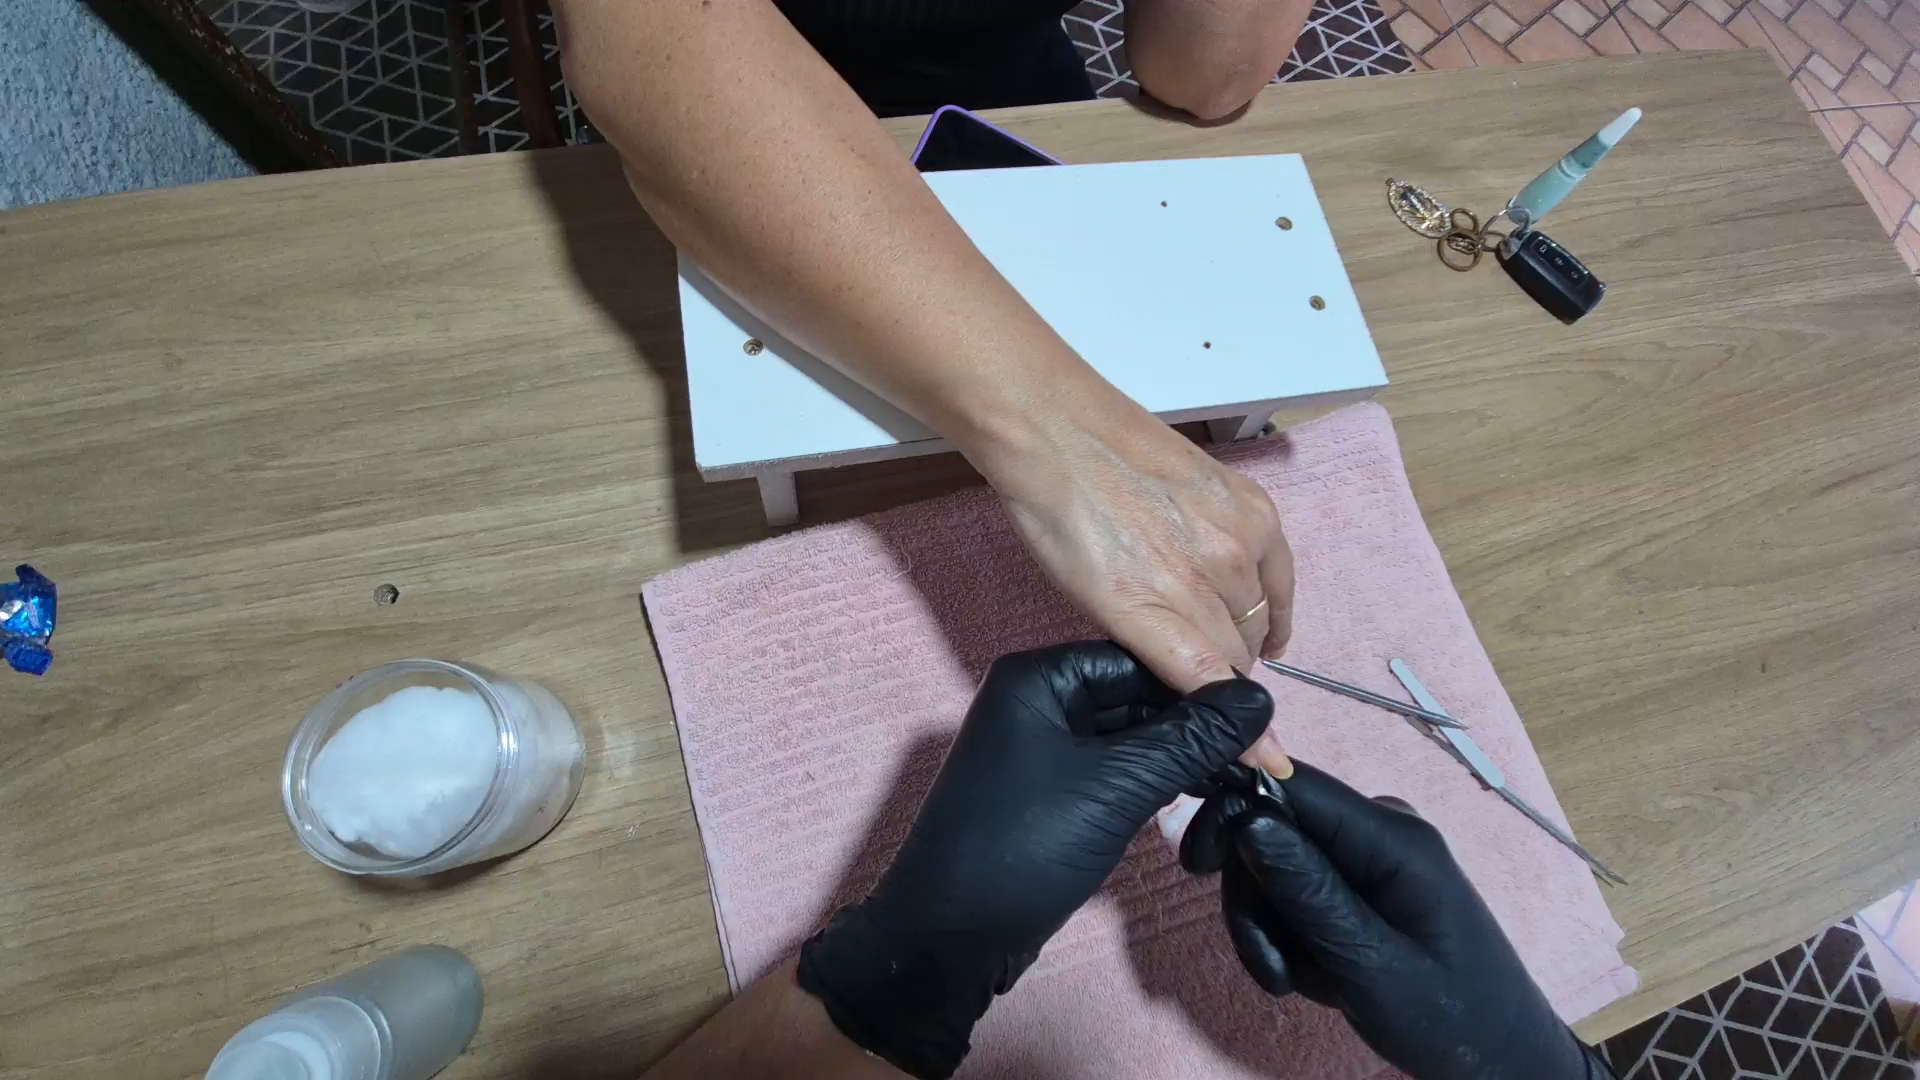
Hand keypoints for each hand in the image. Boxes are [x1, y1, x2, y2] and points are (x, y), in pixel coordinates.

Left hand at [798, 642, 1272, 1079]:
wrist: (949, 938)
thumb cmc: (1026, 842)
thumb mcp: (1116, 785)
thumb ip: (1190, 739)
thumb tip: (1259, 699)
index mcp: (1038, 675)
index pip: (1136, 658)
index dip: (1198, 684)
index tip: (1261, 715)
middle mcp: (1036, 697)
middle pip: (1132, 695)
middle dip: (1190, 725)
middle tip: (1258, 755)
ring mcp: (1040, 743)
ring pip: (1125, 734)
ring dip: (1175, 755)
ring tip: (1236, 778)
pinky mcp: (1049, 785)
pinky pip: (1110, 766)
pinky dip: (1149, 779)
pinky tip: (1193, 796)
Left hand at [984, 410, 1293, 769]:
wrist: (1060, 433)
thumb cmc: (1054, 516)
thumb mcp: (1086, 596)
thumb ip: (1143, 640)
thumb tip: (1185, 673)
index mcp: (1147, 608)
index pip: (1213, 686)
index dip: (1243, 733)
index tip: (1268, 761)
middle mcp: (1201, 578)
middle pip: (1238, 656)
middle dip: (1224, 676)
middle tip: (1203, 672)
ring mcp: (1234, 538)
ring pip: (1260, 616)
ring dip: (1245, 638)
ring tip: (1227, 641)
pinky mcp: (1253, 505)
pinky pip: (1282, 572)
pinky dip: (1275, 602)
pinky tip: (1266, 617)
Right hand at [1180, 762, 1614, 1079]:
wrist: (1509, 1067)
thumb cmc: (1452, 1023)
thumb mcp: (1372, 966)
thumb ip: (1308, 890)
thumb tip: (1244, 818)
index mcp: (1390, 835)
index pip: (1286, 783)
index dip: (1230, 808)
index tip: (1197, 865)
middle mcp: (1376, 825)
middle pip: (1271, 826)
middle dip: (1254, 894)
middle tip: (1266, 964)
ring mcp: (1367, 848)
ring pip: (1273, 858)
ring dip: (1267, 920)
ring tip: (1293, 980)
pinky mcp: (1360, 872)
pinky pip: (1294, 879)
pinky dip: (1285, 925)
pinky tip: (1310, 968)